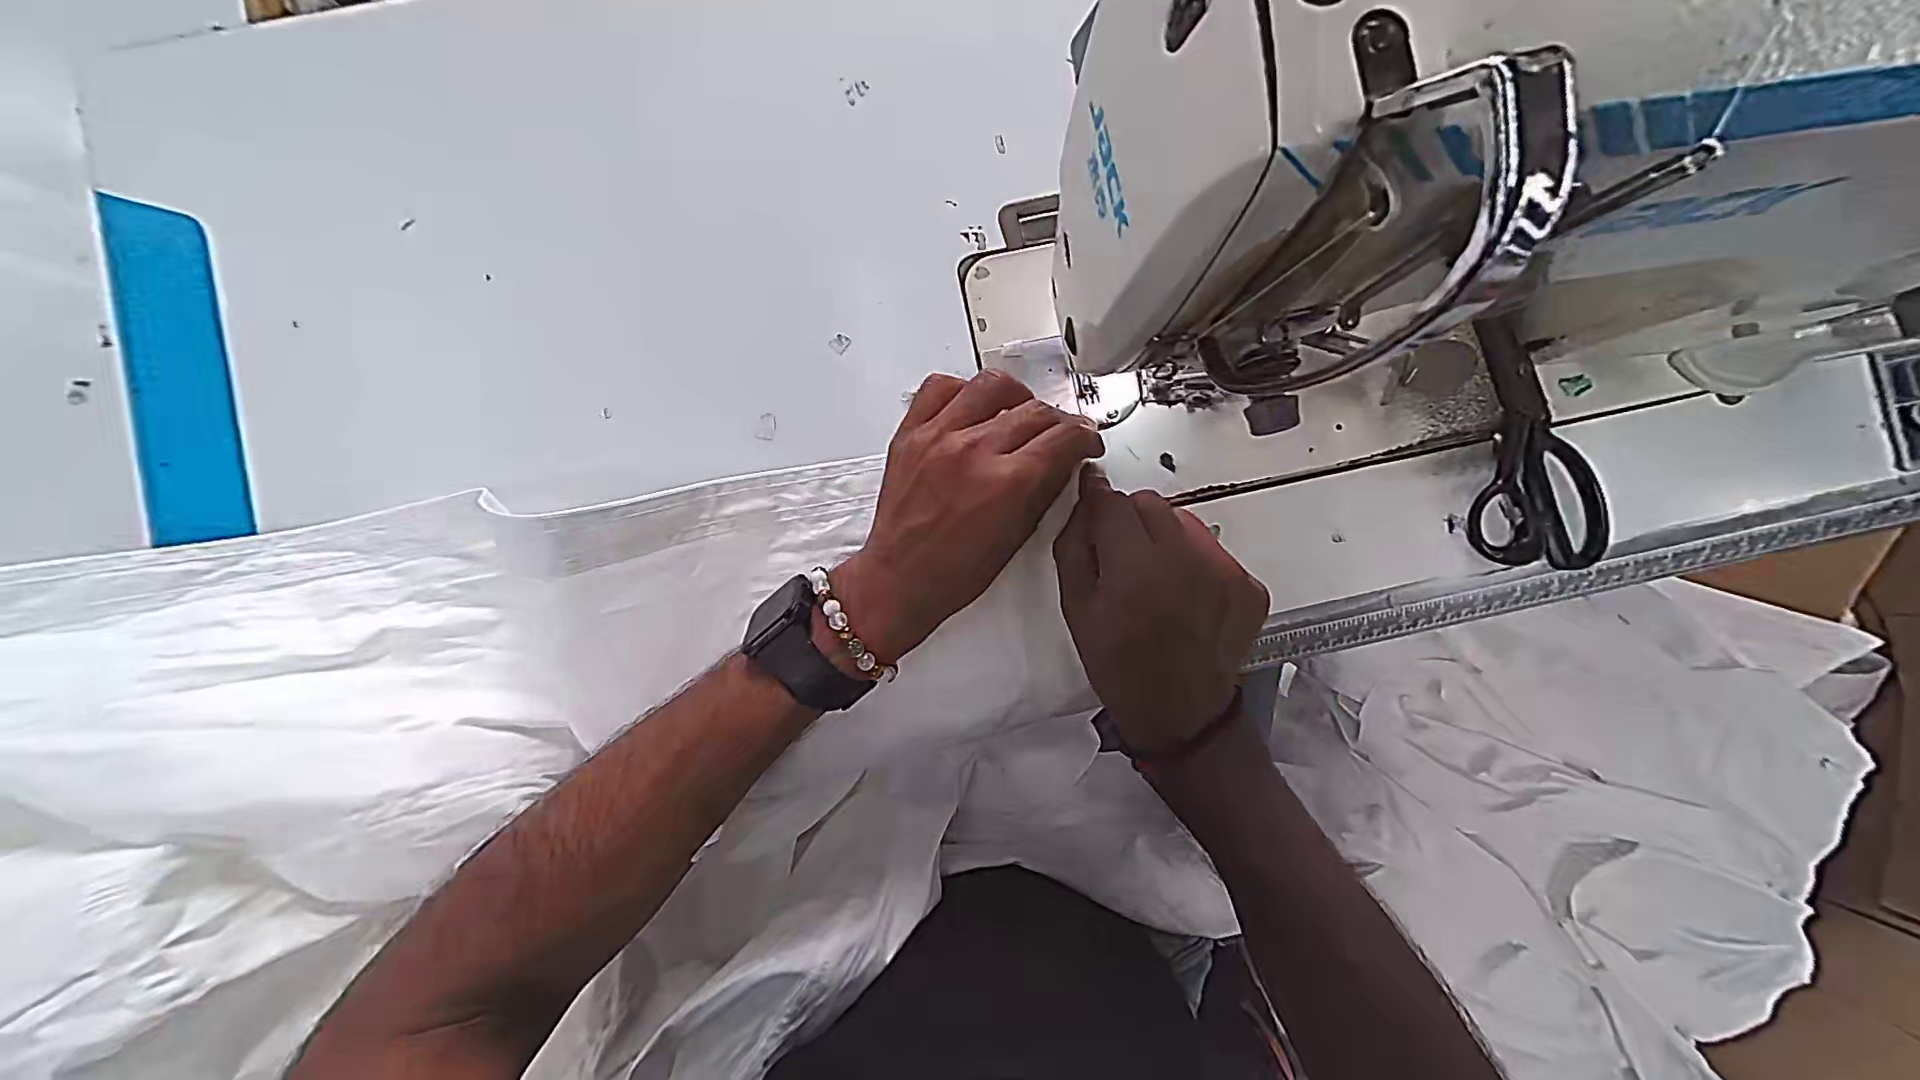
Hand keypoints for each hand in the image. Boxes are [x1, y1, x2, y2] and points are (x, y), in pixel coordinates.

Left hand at [830, 370, 1104, 662]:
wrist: (899, 578)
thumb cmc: (951, 572)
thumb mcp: (1016, 536)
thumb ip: (1046, 489)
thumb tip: (1064, 461)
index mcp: (1006, 483)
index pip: (1064, 436)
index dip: (1085, 435)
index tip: (1085, 439)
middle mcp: (973, 451)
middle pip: (1035, 410)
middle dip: (1059, 422)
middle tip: (1059, 433)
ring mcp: (938, 438)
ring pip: (992, 384)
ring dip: (1017, 396)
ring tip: (1019, 411)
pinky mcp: (910, 435)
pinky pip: (939, 387)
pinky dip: (963, 390)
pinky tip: (972, 406)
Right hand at [1054, 468, 1269, 755]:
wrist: (1180, 714)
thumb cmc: (1122, 668)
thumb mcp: (1076, 610)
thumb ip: (1074, 547)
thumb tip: (1083, 504)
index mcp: (1135, 570)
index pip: (1112, 501)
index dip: (1095, 498)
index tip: (1091, 496)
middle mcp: (1185, 562)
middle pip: (1149, 503)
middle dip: (1128, 519)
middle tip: (1121, 556)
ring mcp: (1223, 572)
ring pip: (1183, 519)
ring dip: (1163, 536)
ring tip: (1154, 577)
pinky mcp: (1248, 585)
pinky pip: (1212, 547)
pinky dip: (1194, 559)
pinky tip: (1183, 592)